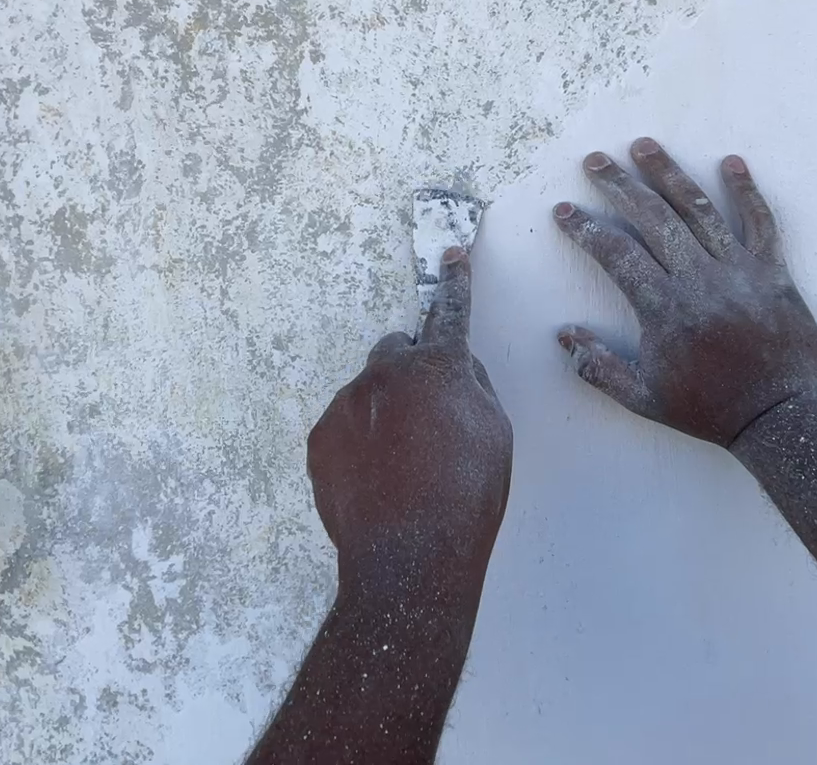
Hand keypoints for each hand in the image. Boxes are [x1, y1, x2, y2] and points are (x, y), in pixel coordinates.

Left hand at [307, 249, 513, 605]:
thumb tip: (457, 372)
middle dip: (410, 369)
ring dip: (384, 411)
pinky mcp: (320, 435)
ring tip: (402, 463)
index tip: (451, 257)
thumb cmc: (466, 497)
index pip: (451, 313)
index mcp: (439, 368)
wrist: (410, 558)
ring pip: (369, 392)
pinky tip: (376, 477)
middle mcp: (387, 374)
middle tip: (426, 413)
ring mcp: (348, 403)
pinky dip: (358, 439)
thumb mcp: (496, 435)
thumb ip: (473, 388)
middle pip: (397, 350)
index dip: (457, 283)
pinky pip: (344, 424)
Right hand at [553, 138, 816, 446]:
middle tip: (595, 160)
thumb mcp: (643, 399)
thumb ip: (599, 367)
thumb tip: (564, 335)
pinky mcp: (773, 272)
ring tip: (644, 145)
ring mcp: (739, 272)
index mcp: (664, 309)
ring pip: (698, 210)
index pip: (616, 254)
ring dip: (669, 174)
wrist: (780, 418)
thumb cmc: (708, 410)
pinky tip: (731, 162)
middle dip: (619, 185)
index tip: (564, 210)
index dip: (586, 229)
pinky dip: (747, 192)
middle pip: (653, 219)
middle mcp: (698, 280)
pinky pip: (762, 224)